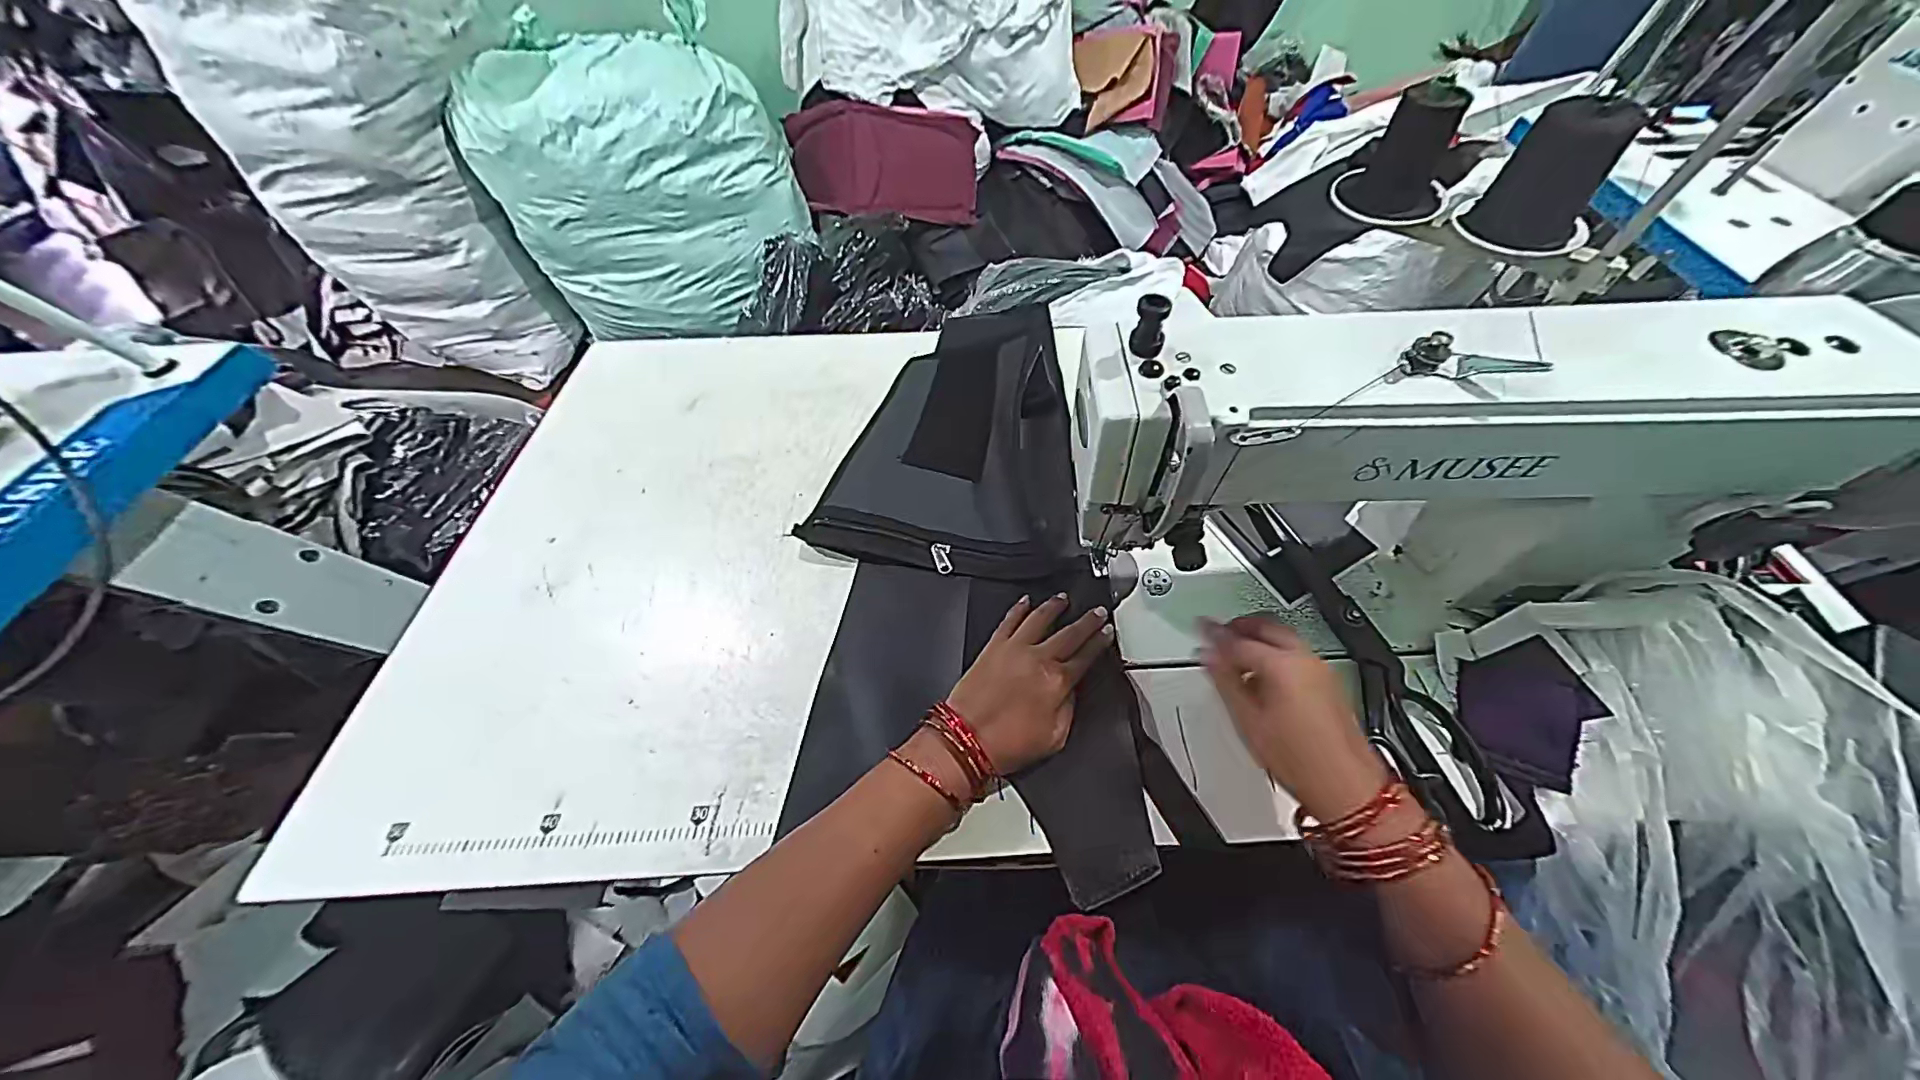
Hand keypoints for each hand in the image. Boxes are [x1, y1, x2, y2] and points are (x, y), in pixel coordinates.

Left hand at [944, 594, 1113, 775]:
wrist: (966, 740)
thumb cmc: (1005, 743)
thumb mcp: (1055, 737)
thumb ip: (1069, 709)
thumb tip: (1073, 693)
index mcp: (1057, 683)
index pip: (1086, 656)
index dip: (1100, 642)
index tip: (1106, 633)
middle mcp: (1038, 660)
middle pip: (1070, 632)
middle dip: (1088, 620)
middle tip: (1097, 612)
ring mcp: (1014, 649)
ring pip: (1040, 618)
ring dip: (1055, 606)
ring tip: (1064, 599)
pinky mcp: (993, 647)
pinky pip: (1009, 620)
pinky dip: (1019, 608)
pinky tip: (1025, 602)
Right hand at [1200, 615, 1391, 821]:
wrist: (1345, 785)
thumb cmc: (1302, 760)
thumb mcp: (1247, 720)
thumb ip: (1225, 681)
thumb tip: (1209, 658)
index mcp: (1281, 665)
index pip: (1237, 640)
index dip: (1213, 634)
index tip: (1201, 629)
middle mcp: (1304, 660)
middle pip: (1265, 626)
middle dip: (1238, 626)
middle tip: (1217, 633)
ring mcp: (1320, 670)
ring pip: (1282, 636)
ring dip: (1257, 637)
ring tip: (1235, 651)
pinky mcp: (1329, 681)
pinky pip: (1296, 652)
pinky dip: (1274, 651)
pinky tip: (1260, 670)